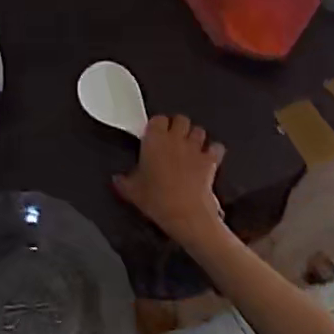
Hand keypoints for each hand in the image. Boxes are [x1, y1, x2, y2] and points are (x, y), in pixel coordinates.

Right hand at [112, 115, 225, 245]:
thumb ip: (124, 181)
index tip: (154, 136)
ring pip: (199, 129)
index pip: (157, 119)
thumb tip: (116, 178)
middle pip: (181, 119)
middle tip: (173, 140)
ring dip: (195, 137)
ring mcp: (195, 147)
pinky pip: (216, 146)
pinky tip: (209, 158)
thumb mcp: (132, 192)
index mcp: (154, 139)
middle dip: (178, 127)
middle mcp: (176, 137)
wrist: (186, 214)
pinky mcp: (211, 159)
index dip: (157, 126)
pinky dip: (214, 150)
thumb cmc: (156, 200)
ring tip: (191, 148)